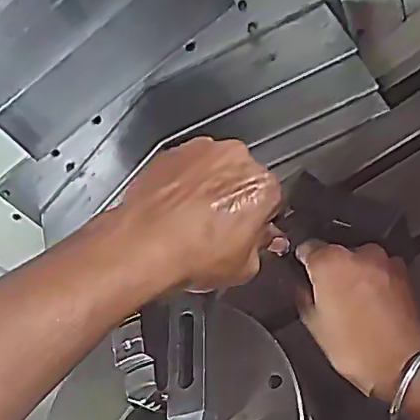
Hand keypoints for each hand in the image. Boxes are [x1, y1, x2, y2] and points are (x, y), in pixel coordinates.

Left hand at [115, 137, 281, 291]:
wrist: (146, 245)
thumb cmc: (193, 253)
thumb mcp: (244, 268)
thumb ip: (260, 249)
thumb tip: (259, 243)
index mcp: (261, 185)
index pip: (274, 199)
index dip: (263, 219)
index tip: (253, 233)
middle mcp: (234, 158)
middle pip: (244, 178)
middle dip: (237, 200)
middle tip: (224, 231)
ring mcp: (200, 151)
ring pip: (214, 169)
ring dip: (210, 189)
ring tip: (197, 224)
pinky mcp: (170, 153)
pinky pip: (186, 168)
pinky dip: (184, 185)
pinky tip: (177, 213)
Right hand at [297, 242, 419, 400]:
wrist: (401, 365)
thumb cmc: (361, 351)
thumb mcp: (315, 327)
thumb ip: (303, 297)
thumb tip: (301, 288)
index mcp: (331, 262)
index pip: (307, 246)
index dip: (302, 261)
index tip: (302, 271)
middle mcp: (360, 254)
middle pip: (337, 254)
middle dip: (331, 273)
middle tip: (329, 300)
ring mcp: (385, 263)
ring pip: (360, 263)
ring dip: (355, 278)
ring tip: (353, 310)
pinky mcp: (403, 275)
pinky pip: (380, 274)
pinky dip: (374, 286)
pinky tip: (371, 311)